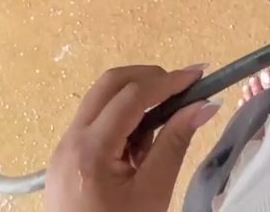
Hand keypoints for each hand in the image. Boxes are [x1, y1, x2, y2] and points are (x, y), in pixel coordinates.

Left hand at [46, 64, 221, 211]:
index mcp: (90, 150)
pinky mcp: (65, 159)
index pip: (133, 95)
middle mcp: (70, 140)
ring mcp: (63, 149)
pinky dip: (121, 118)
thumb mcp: (153, 193)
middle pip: (110, 84)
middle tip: (179, 90)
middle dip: (148, 79)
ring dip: (135, 99)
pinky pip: (95, 121)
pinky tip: (139, 147)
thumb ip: (176, 142)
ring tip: (158, 132)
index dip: (169, 81)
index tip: (199, 75)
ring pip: (101, 99)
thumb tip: (205, 104)